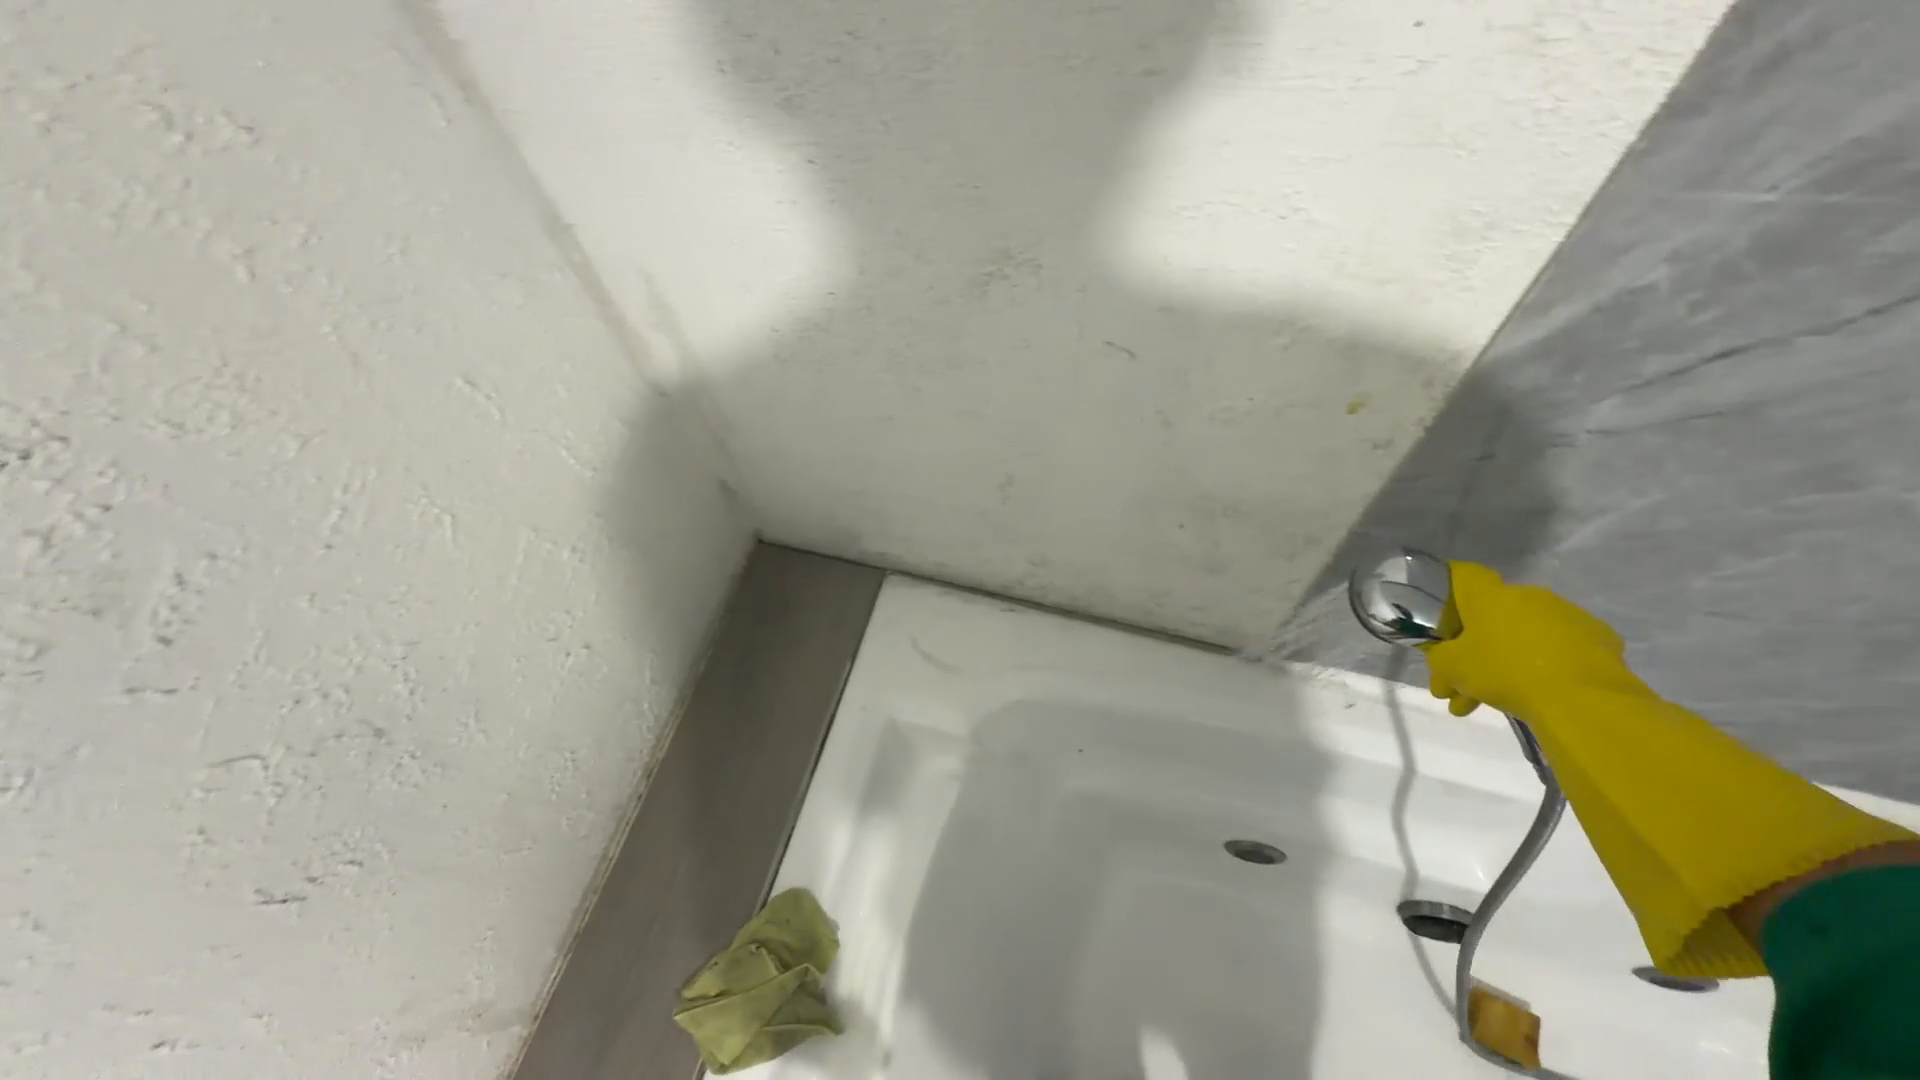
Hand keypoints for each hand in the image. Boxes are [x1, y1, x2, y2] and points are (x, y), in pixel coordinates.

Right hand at [1423, 561, 1637, 718]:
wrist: (1582, 699)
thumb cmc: (1505, 672)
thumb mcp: (1451, 667)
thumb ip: (1439, 656)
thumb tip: (1444, 655)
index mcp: (1490, 595)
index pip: (1462, 575)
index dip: (1447, 588)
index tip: (1439, 614)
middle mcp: (1528, 596)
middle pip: (1490, 617)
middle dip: (1471, 650)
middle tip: (1458, 685)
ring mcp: (1567, 615)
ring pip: (1522, 637)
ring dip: (1503, 664)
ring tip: (1489, 704)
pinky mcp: (1598, 638)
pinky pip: (1557, 649)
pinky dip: (1543, 667)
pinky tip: (1535, 694)